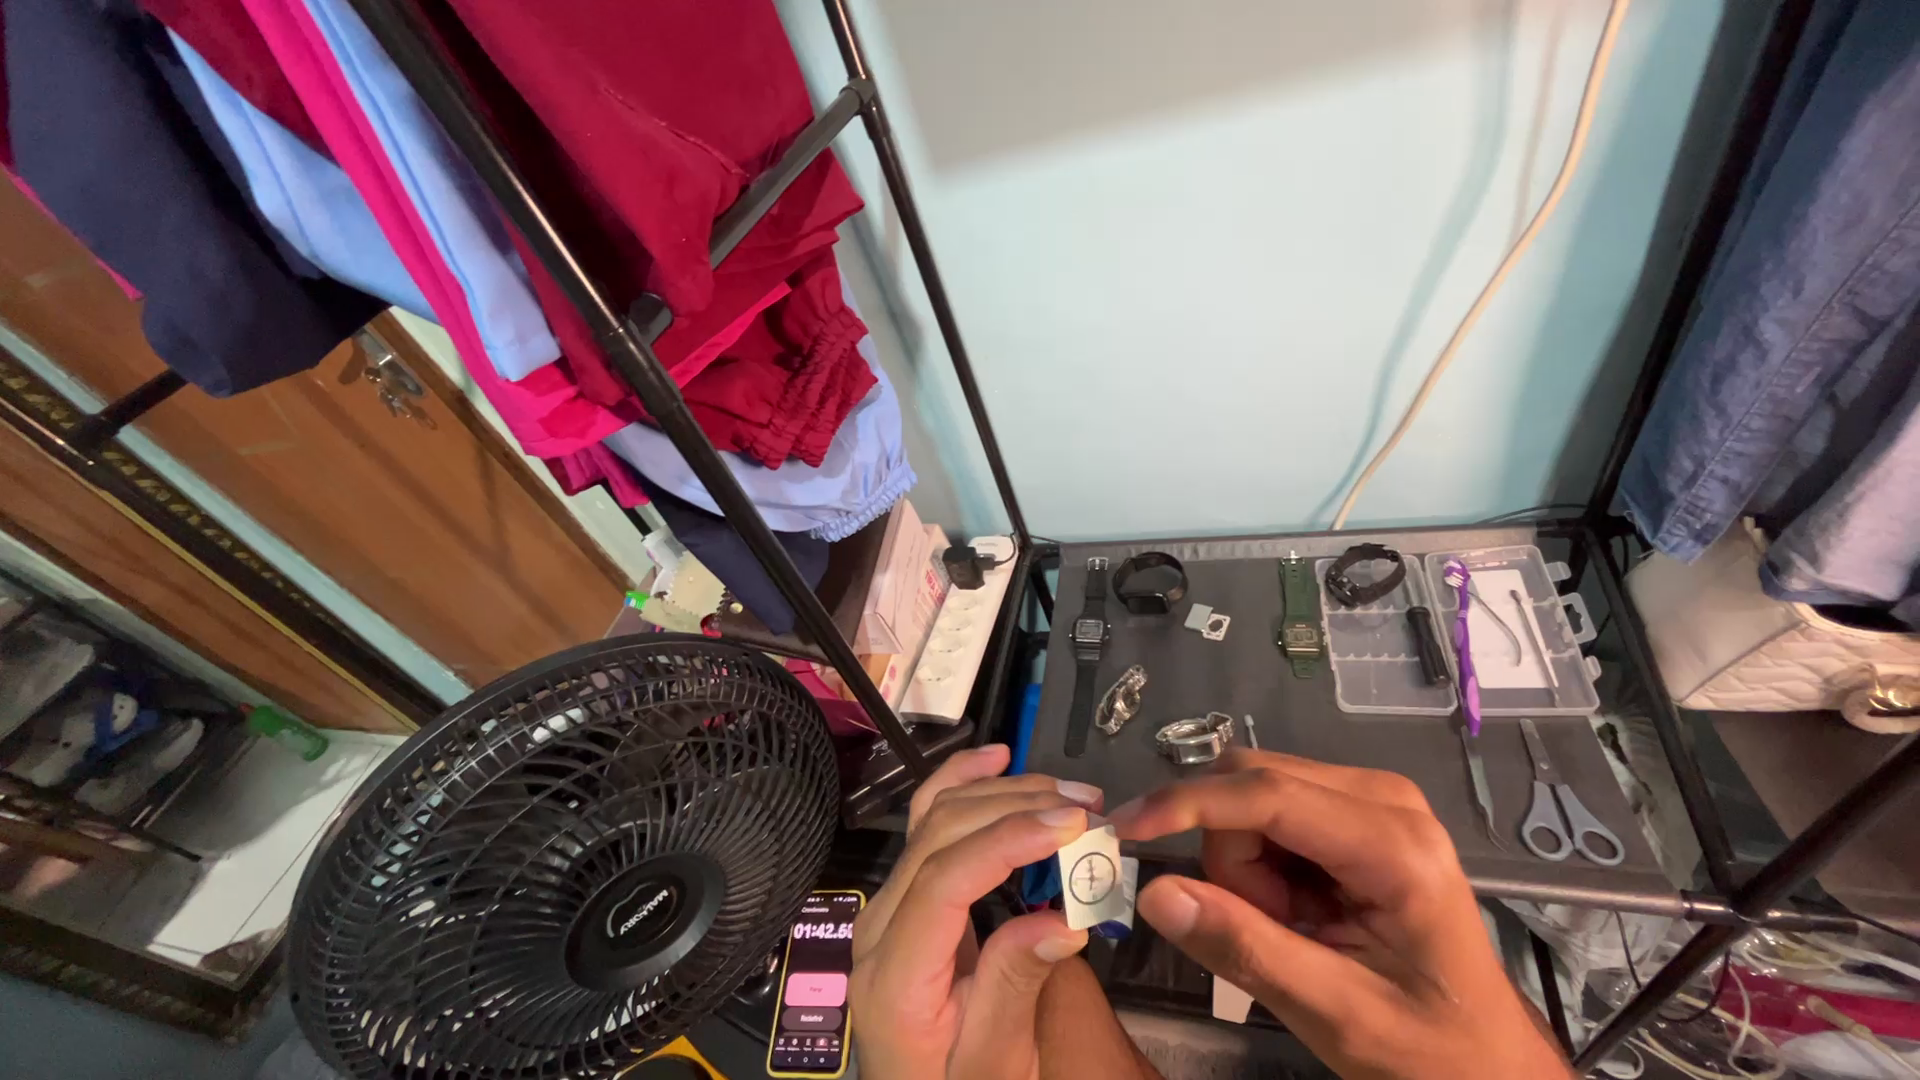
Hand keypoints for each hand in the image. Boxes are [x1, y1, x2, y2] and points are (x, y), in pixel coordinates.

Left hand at [851, 744, 1104, 1078]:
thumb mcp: (995, 1060)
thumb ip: (1017, 987)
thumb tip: (1067, 921)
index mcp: (895, 971)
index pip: (944, 881)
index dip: (1006, 840)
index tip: (1071, 824)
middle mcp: (880, 920)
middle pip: (940, 834)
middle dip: (1017, 806)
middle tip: (1088, 807)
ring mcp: (888, 898)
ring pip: (936, 815)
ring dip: (1003, 791)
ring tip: (1068, 791)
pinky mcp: (905, 890)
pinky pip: (927, 820)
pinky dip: (961, 780)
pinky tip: (994, 757)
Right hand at [1109, 750, 1570, 1079]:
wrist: (1489, 1063)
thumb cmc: (1429, 1052)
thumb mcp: (1337, 1016)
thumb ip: (1245, 951)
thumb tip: (1154, 894)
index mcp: (1394, 845)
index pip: (1267, 794)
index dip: (1187, 803)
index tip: (1124, 827)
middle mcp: (1383, 798)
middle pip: (1251, 785)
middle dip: (1229, 855)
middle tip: (1262, 925)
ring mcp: (1370, 799)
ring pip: (1250, 793)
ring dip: (1242, 861)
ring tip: (1288, 926)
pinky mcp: (1354, 810)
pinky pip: (1266, 810)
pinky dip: (1258, 859)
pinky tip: (1295, 905)